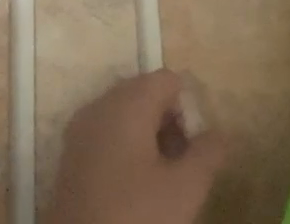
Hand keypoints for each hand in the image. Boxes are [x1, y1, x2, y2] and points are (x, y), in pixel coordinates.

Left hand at [48, 70, 225, 223]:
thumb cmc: (135, 216)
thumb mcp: (184, 189)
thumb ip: (208, 153)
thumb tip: (219, 133)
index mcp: (126, 103)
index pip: (167, 79)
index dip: (189, 107)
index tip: (196, 145)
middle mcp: (99, 106)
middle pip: (144, 94)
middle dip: (169, 123)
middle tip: (183, 164)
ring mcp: (79, 131)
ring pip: (124, 117)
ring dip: (149, 139)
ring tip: (163, 180)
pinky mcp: (70, 158)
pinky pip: (106, 137)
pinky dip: (126, 151)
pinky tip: (136, 188)